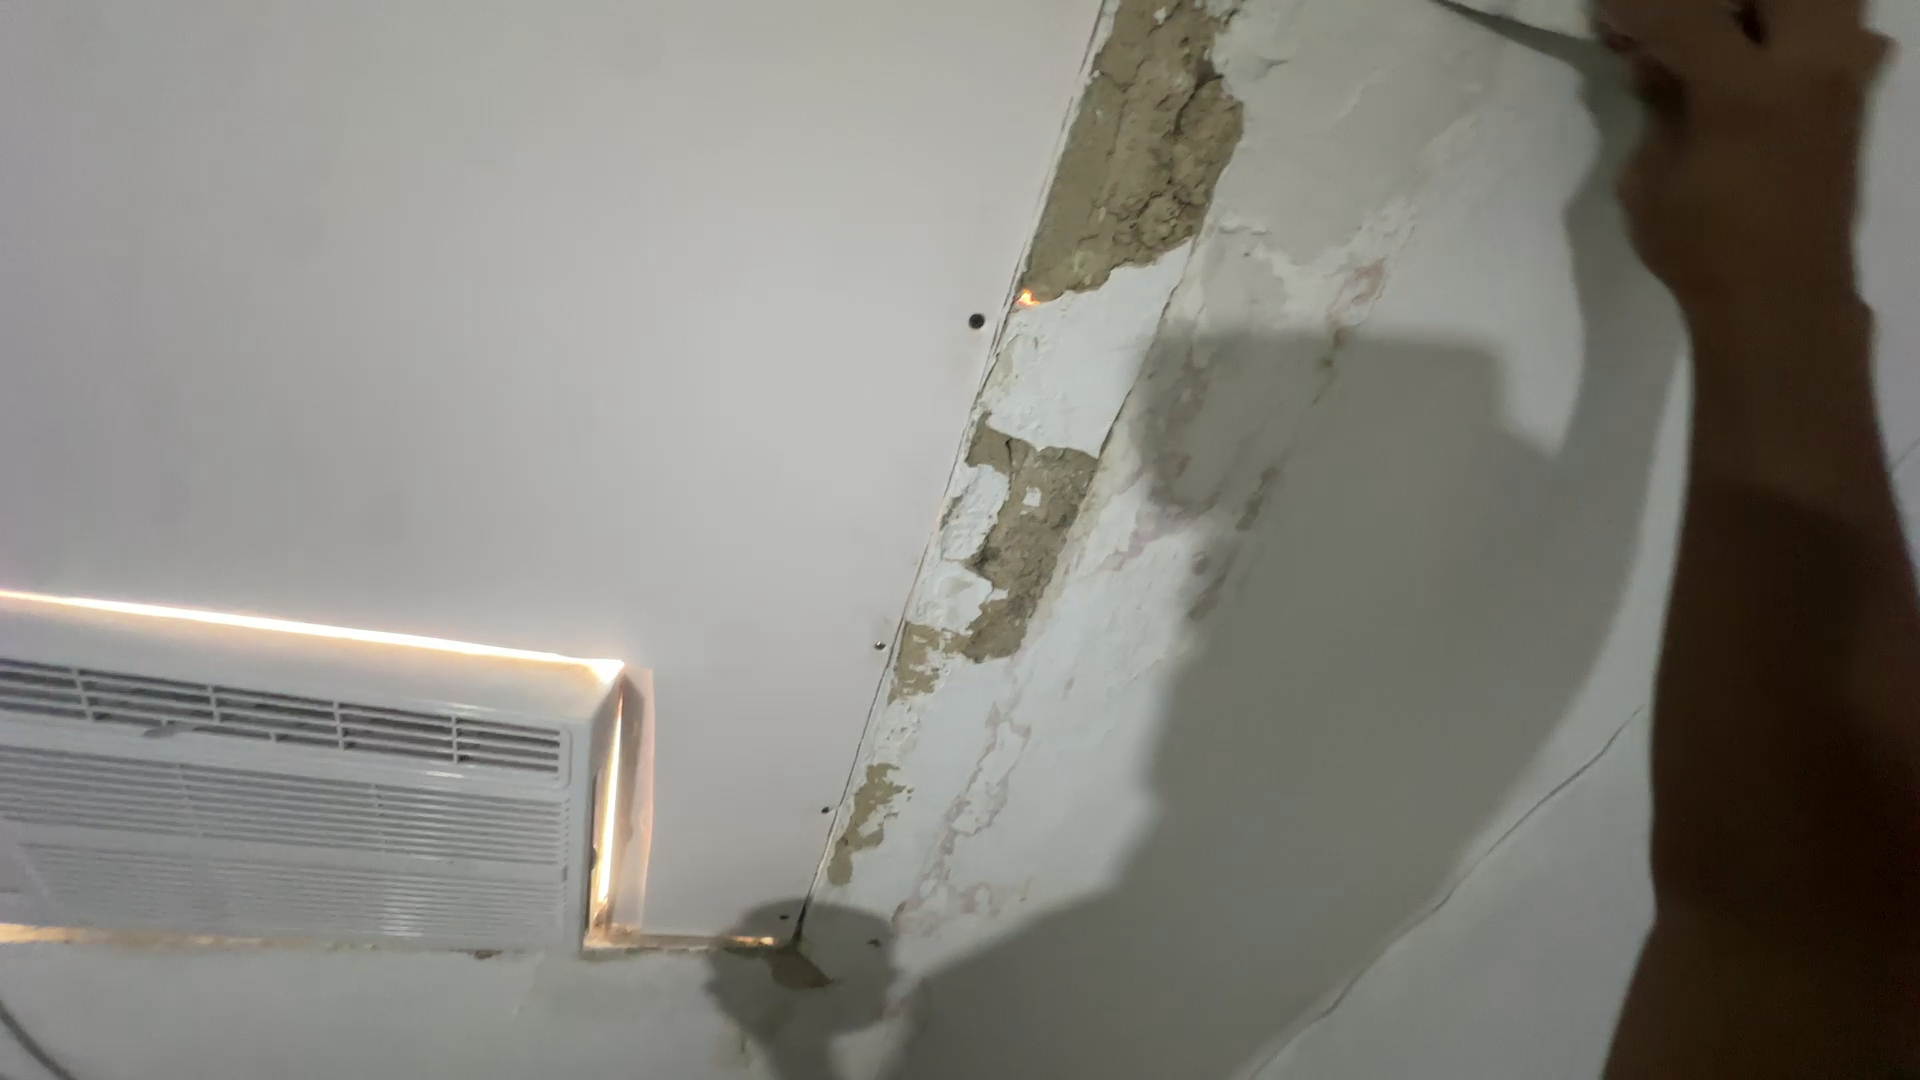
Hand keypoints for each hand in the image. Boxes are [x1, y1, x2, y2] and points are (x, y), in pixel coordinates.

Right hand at [1599, 0, 1890, 317]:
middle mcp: (1815, 60)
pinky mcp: (1856, 82)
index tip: (1604, 5)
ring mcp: (1847, 66)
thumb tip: (1655, 63)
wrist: (1777, 284)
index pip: (1689, 20)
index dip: (1641, 8)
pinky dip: (1781, 24)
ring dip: (1752, 9)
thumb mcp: (1649, 178)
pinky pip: (1827, 22)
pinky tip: (1741, 52)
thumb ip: (1660, 108)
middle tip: (1660, 17)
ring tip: (1703, 33)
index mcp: (1749, 91)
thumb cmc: (1697, 241)